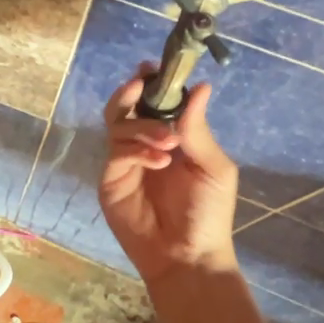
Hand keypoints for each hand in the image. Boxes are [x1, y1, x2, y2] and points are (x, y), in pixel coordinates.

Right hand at [96, 63, 240, 282]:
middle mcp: (142, 146)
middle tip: (142, 86)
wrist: (188, 255)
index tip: (151, 68)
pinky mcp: (110, 180)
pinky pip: (116, 152)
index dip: (150, 84)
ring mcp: (124, 163)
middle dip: (133, 94)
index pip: (153, 103)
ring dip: (142, 126)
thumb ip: (198, 129)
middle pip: (124, 108)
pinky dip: (136, 149)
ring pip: (118, 125)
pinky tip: (158, 160)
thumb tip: (200, 86)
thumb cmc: (208, 213)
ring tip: (167, 143)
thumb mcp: (213, 167)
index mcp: (170, 139)